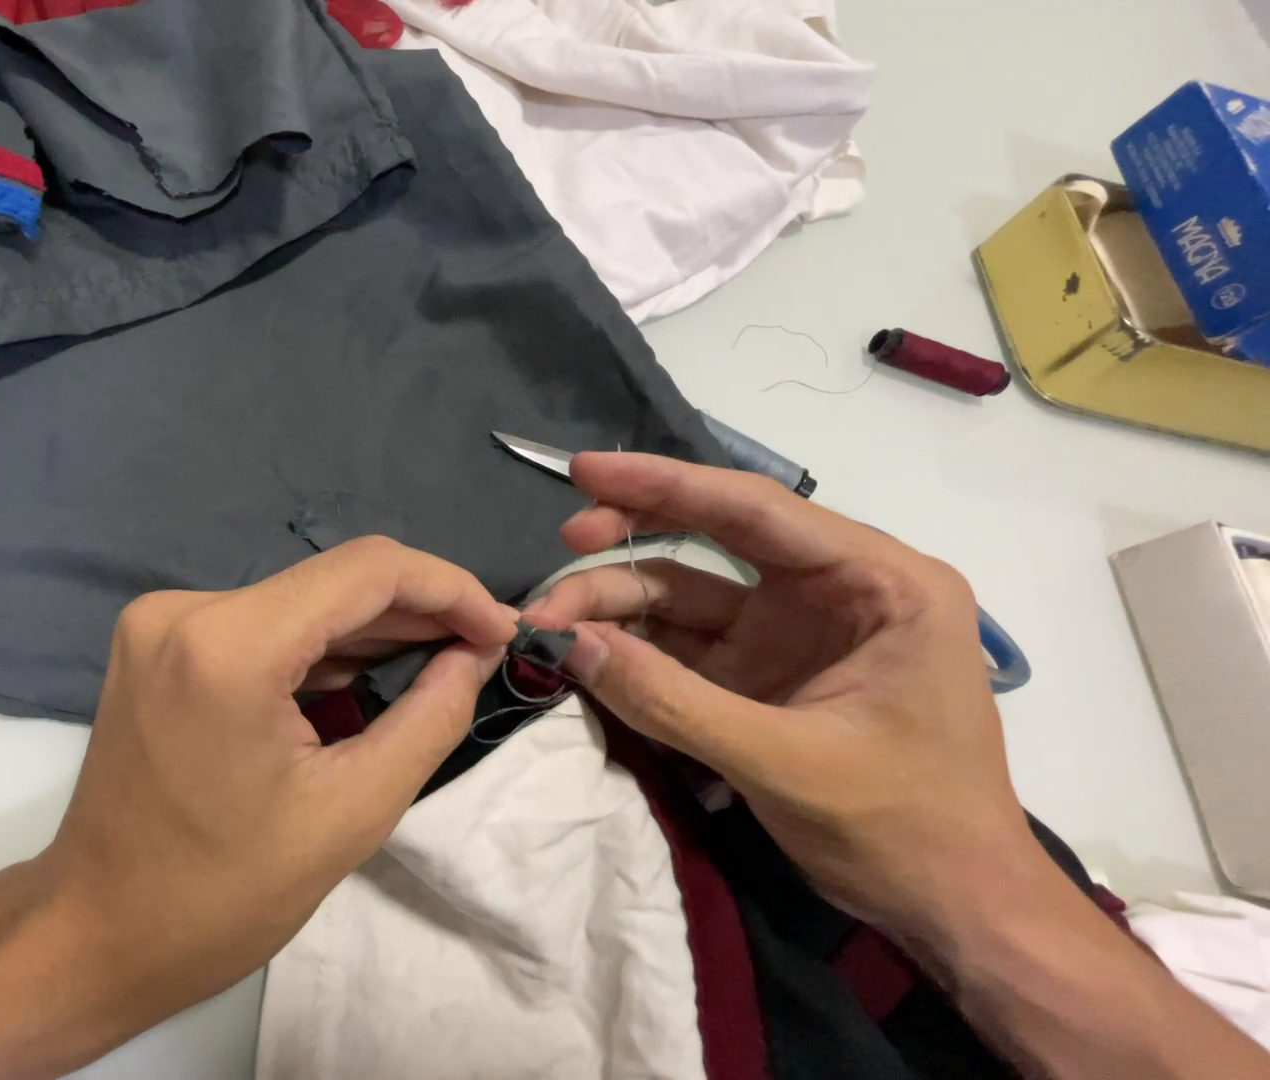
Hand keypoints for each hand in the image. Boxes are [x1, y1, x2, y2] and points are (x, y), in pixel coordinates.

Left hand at [39, 536, 515, 1043]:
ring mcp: (163, 621)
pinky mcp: (159, 642)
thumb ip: (430, 716)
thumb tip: (474, 653)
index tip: (499, 626)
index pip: (364, 571)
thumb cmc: (223, 894)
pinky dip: (319, 648)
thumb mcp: (353, 810)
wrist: (98, 932)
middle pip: (330, 581)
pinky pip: (262, 624)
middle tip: (479, 649)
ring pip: (298, 600)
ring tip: (438, 663)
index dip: (447, 587)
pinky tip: (365, 677)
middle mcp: (184, 608)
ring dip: (370, 630)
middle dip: (414, 610)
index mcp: (228, 644)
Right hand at [523, 453, 1039, 944]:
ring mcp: (788, 630)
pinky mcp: (756, 669)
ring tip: (549, 623)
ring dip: (616, 602)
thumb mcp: (783, 762)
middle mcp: (832, 590)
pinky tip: (583, 652)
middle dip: (632, 533)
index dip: (663, 485)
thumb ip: (670, 701)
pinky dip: (629, 645)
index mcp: (879, 584)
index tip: (584, 471)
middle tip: (564, 540)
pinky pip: (679, 641)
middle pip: (714, 535)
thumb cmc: (901, 828)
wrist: (949, 908)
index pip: (756, 510)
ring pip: (684, 591)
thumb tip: (568, 644)